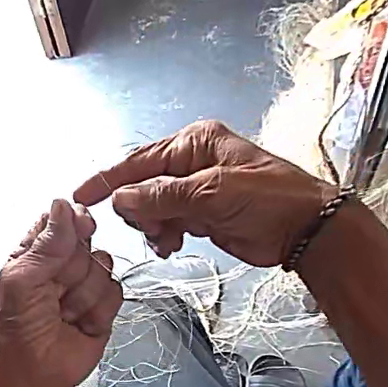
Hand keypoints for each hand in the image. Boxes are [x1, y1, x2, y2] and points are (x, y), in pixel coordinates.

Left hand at [0, 200, 122, 386]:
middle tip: (55, 291)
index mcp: (33, 254)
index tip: (78, 229)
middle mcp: (59, 265)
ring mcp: (83, 284)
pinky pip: (115, 291)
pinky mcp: (103, 305)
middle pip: (86, 241)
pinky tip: (79, 323)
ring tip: (63, 313)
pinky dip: (97, 311)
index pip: (59, 220)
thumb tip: (62, 205)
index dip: (71, 223)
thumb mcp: (21, 281)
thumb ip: (45, 243)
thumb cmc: (18, 332)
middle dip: (73, 268)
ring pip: (103, 266)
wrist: (38, 374)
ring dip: (83, 295)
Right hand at [74, 120, 335, 265]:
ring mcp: (193, 188)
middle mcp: (189, 161)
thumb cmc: (267, 200)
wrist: (306, 230)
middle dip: (139, 209)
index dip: (108, 179)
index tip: (81, 196)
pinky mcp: (199, 213)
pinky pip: (166, 222)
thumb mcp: (211, 193)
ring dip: (152, 226)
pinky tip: (172, 243)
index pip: (138, 160)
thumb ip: (162, 196)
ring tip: (168, 239)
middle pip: (141, 185)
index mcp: (193, 143)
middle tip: (152, 228)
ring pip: (151, 208)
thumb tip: (120, 199)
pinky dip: (164, 234)